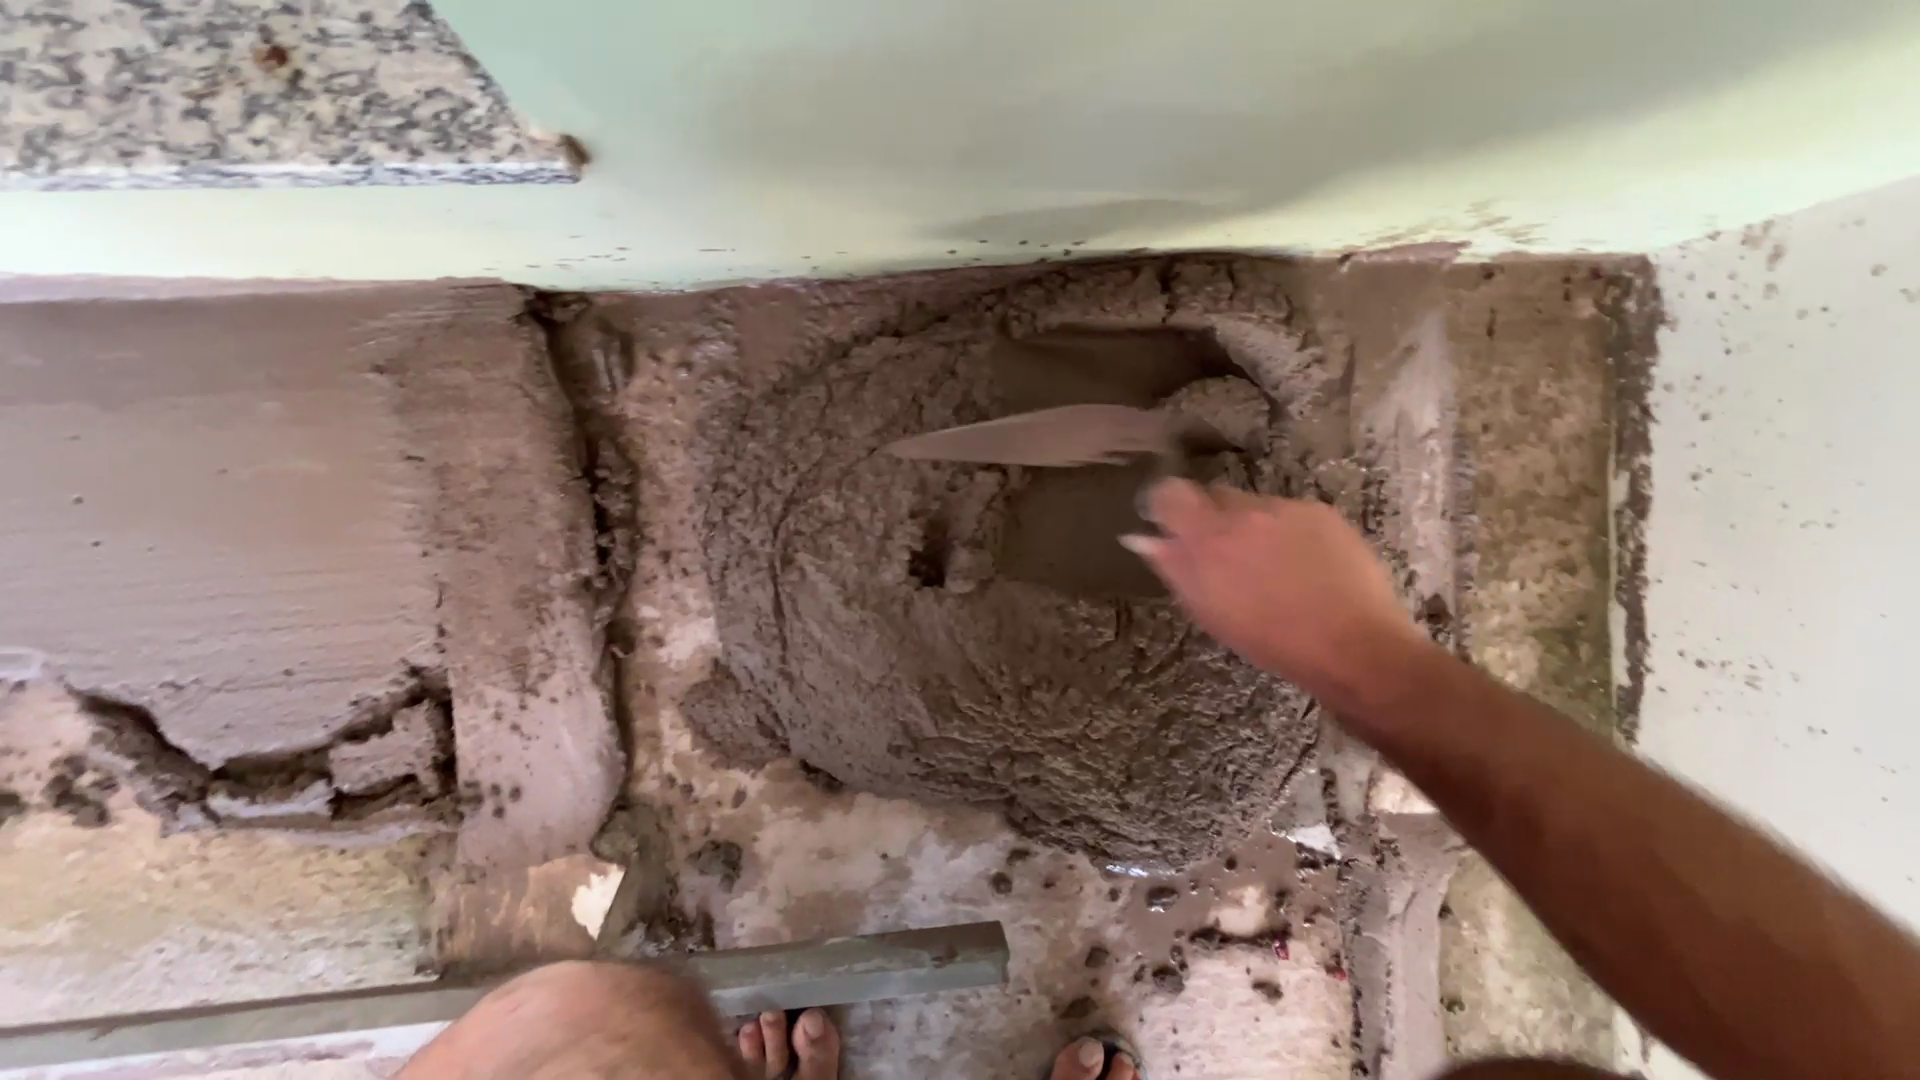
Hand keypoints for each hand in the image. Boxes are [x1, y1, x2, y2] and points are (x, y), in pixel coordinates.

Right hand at [1121, 478, 1424, 709]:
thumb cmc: (1270, 641)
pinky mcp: (1322, 513)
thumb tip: (1143, 538)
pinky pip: (1292, 514)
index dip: (1166, 505)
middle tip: (1226, 559)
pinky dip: (1289, 533)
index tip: (1168, 524)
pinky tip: (1305, 568)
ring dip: (1254, 529)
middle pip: (1215, 498)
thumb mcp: (1209, 612)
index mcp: (1207, 537)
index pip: (1170, 494)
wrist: (1353, 646)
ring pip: (1256, 508)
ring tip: (1273, 571)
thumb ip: (1175, 568)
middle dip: (1214, 521)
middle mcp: (1244, 512)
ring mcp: (1286, 509)